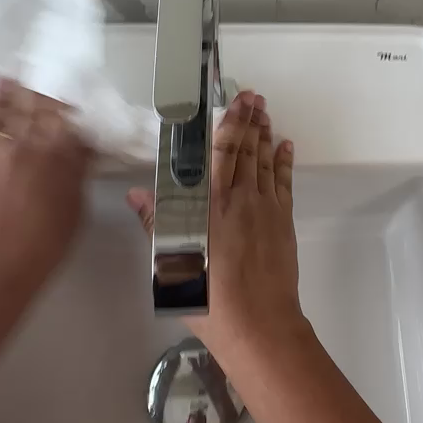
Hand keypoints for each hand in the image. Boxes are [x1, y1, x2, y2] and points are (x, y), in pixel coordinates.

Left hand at [0, 78, 92, 292]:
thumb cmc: (41, 247)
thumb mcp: (75, 210)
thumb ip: (78, 174)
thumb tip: (83, 151)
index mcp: (63, 156)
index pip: (71, 120)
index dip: (73, 111)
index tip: (74, 110)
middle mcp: (31, 143)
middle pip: (41, 107)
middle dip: (47, 99)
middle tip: (48, 98)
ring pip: (10, 106)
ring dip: (17, 92)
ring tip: (18, 80)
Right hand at [127, 91, 303, 361]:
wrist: (259, 326)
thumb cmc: (208, 300)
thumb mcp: (171, 265)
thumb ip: (157, 225)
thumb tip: (138, 194)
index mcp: (209, 207)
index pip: (219, 154)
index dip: (228, 125)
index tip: (233, 102)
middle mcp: (239, 200)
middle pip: (245, 151)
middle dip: (249, 121)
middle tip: (254, 96)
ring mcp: (265, 209)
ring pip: (264, 162)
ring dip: (264, 135)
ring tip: (265, 112)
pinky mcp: (283, 222)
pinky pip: (283, 183)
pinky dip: (284, 163)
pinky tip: (285, 147)